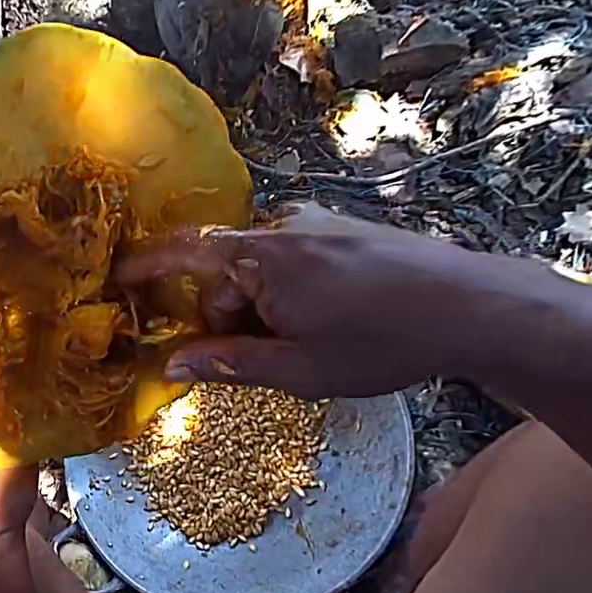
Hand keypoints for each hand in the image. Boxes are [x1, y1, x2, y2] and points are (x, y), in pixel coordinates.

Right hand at [117, 202, 475, 397]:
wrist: (472, 306)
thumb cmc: (381, 343)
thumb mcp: (299, 368)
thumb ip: (230, 364)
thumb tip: (173, 365)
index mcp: (264, 258)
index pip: (186, 253)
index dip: (147, 266)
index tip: (119, 279)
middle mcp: (285, 227)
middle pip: (224, 270)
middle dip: (223, 314)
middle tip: (251, 359)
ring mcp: (317, 224)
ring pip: (257, 267)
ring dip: (256, 306)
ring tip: (296, 345)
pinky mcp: (341, 229)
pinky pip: (288, 259)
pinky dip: (282, 291)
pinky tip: (319, 320)